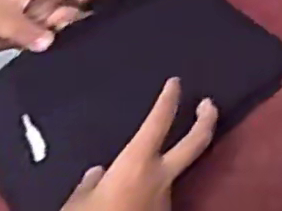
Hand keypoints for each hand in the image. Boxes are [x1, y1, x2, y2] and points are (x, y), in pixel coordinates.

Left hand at [0, 0, 122, 63]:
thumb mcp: (0, 21)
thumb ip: (28, 32)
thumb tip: (52, 42)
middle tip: (121, 2)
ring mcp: (33, 17)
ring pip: (66, 12)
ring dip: (80, 16)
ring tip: (105, 24)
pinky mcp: (24, 36)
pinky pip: (51, 33)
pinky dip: (63, 36)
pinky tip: (78, 41)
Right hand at [62, 77, 217, 210]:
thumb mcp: (72, 208)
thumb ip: (88, 188)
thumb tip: (96, 174)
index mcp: (137, 165)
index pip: (159, 121)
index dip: (168, 99)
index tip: (175, 82)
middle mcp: (160, 178)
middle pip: (198, 140)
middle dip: (208, 118)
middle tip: (208, 103)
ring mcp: (166, 200)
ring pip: (174, 175)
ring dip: (165, 170)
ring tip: (137, 175)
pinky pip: (156, 200)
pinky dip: (148, 195)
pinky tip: (130, 201)